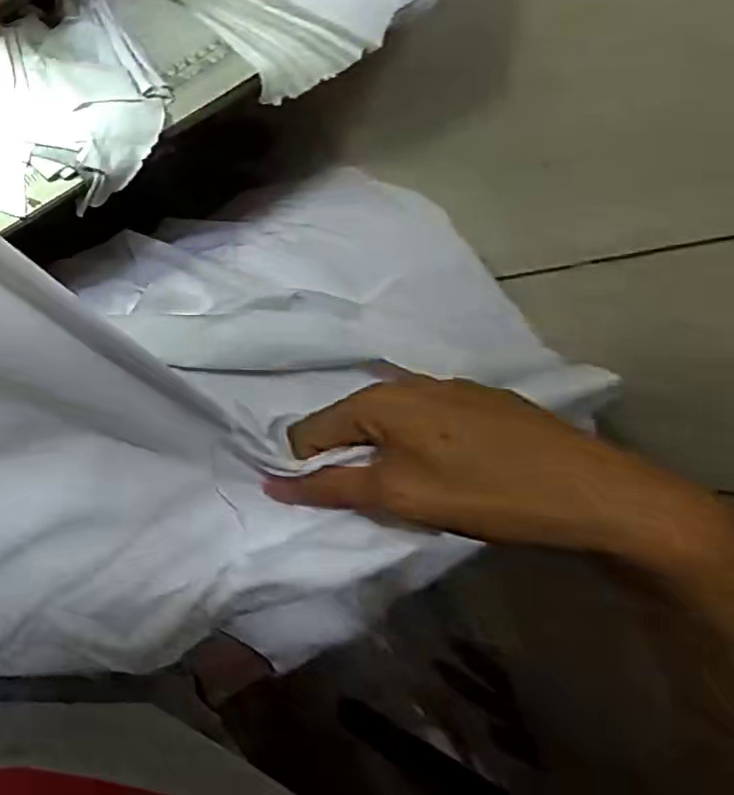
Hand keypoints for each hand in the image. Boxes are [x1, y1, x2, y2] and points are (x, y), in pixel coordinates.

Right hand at [266, 375, 733, 577]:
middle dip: (351, 456)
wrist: (613, 501)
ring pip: (392, 419)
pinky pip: (433, 418)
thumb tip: (269, 485)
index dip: (309, 466)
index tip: (337, 495)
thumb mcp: (397, 497)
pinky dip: (427, 440)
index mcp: (375, 399)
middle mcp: (405, 382)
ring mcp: (453, 387)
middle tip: (382, 494)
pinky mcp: (492, 402)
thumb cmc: (487, 494)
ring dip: (389, 448)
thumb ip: (328, 487)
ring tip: (422, 482)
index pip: (308, 431)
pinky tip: (461, 466)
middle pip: (349, 422)